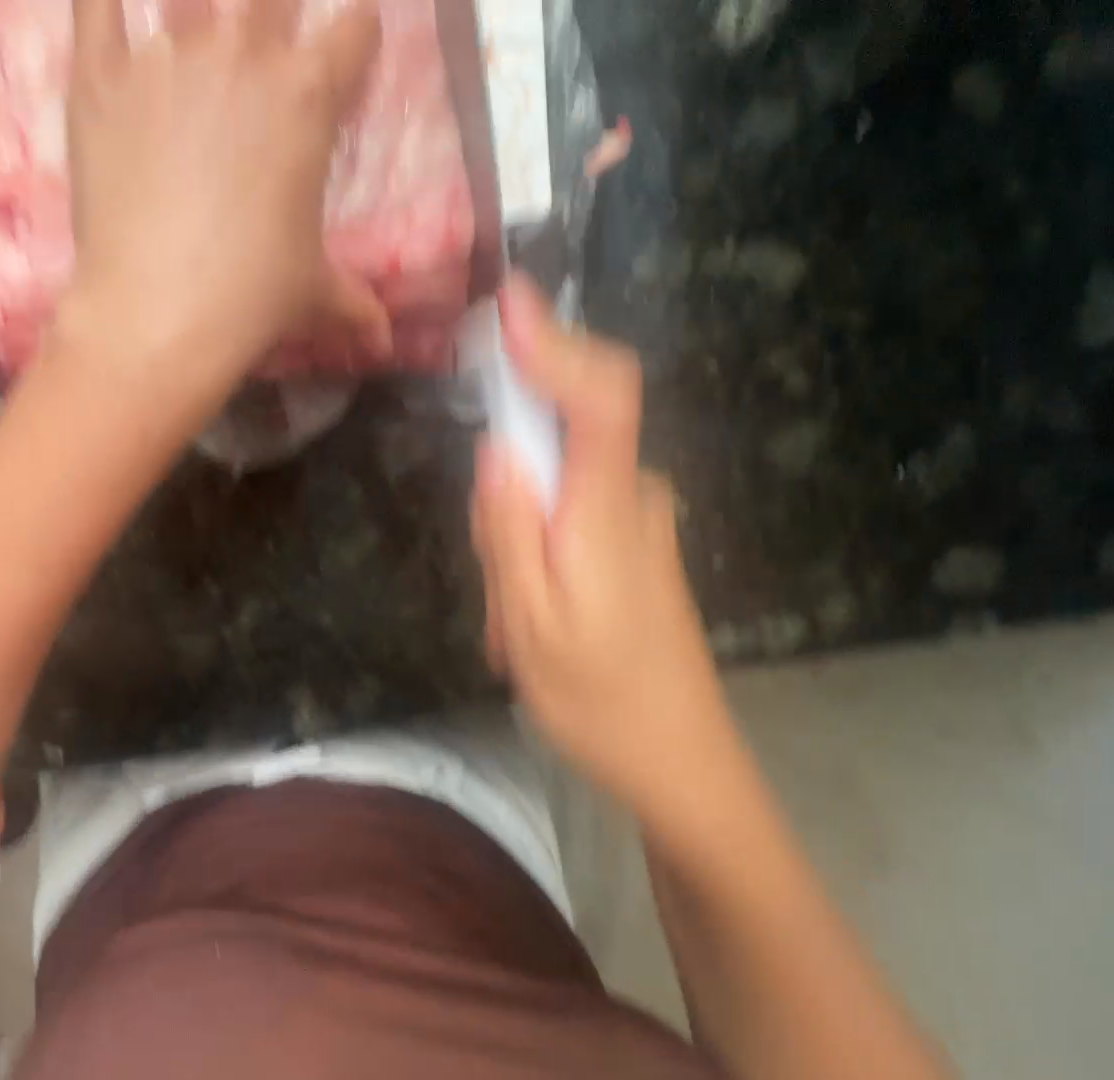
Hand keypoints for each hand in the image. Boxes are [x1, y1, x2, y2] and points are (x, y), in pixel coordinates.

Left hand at [58, 0, 391, 401]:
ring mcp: (167, 59)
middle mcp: (244, 54)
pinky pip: (97, 2)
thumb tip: (381, 336)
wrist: (157, 318)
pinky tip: (108, 3)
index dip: (349, 45)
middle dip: (273, 12)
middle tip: (254, 49)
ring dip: (194, 8)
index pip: (354, 26)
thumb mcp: (313, 293)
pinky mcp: (100, 78)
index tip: (337, 65)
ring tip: (187, 36)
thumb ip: (353, 299)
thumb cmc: (249, 301)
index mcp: (310, 93)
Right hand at [472, 277, 730, 816]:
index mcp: (608, 512)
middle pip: (556, 443)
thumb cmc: (599, 701)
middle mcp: (634, 499)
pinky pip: (566, 519)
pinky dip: (533, 560)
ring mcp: (637, 523)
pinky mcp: (632, 544)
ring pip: (551, 490)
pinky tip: (533, 628)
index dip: (555, 342)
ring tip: (515, 633)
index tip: (508, 302)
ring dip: (514, 547)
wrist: (680, 766)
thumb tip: (498, 445)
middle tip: (497, 598)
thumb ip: (508, 528)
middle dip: (504, 498)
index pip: (599, 395)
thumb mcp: (528, 621)